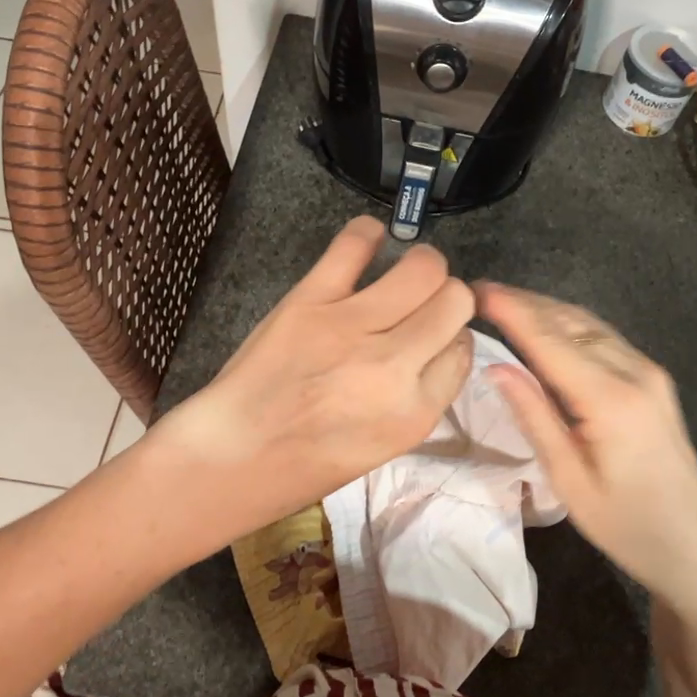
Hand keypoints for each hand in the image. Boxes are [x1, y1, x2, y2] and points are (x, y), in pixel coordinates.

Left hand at [148, 217, 475, 533]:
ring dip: (421, 265)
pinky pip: (354, 245)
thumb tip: (440, 341)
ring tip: (402, 272)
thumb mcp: (385, 445)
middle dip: (446, 296)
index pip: (464, 348)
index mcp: (415, 413)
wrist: (232, 457)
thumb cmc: (306, 462)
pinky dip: (367, 234)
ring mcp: (351, 328)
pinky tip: (368, 242)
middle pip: (455, 300)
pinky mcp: (310, 301)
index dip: (452, 336)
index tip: (432, 336)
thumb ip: (419, 394)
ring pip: (422, 267)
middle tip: (420, 302)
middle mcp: (393, 367)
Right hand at [475, 282, 696, 611]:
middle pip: (569, 322)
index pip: (549, 340)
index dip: (511, 310)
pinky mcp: (653, 379)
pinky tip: (545, 326)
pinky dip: (567, 324)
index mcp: (611, 399)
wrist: (696, 546)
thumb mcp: (570, 481)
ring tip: (504, 302)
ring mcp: (649, 372)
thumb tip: (496, 367)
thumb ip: (535, 417)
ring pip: (588, 324)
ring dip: (545, 309)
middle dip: (524, 302)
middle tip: (480, 291)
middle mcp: (634, 372)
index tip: (475, 289)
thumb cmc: (627, 526)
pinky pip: (603, 337)